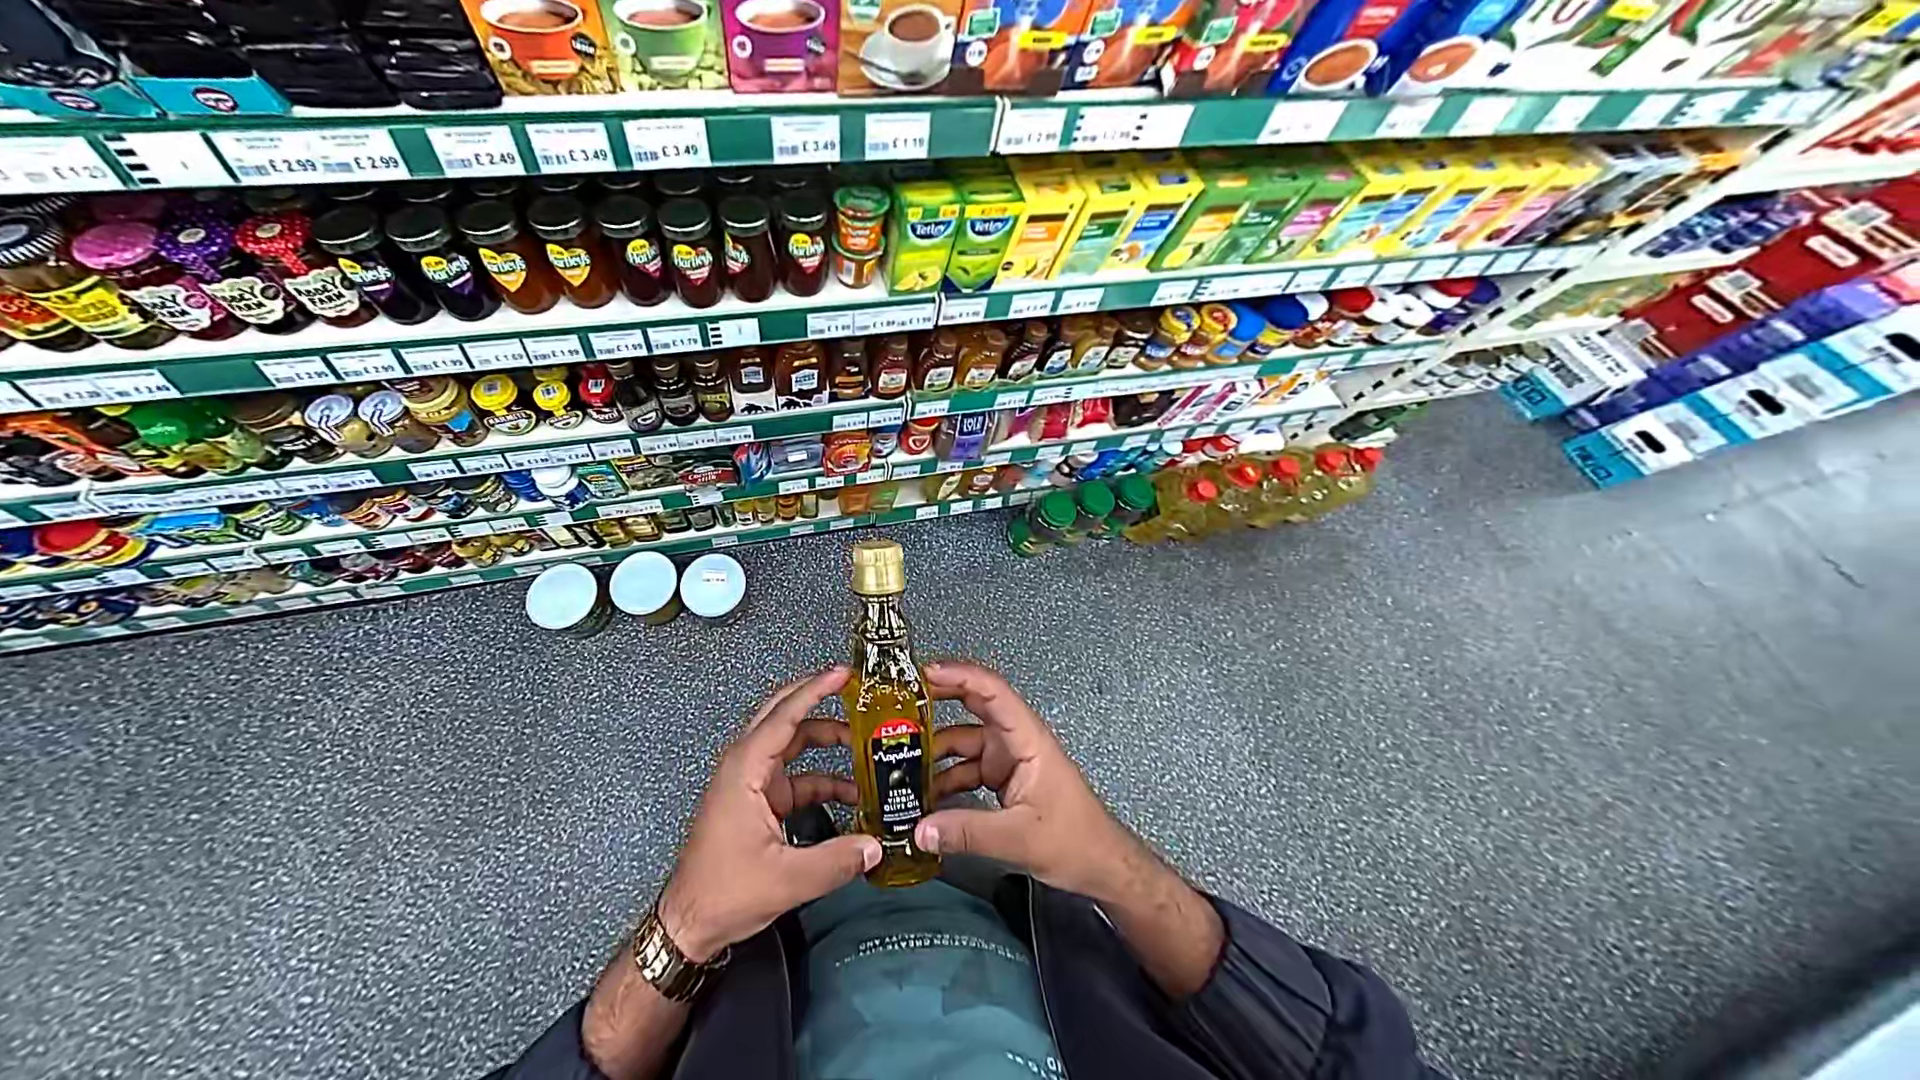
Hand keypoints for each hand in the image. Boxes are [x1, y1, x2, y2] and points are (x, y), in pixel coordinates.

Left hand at [657, 667, 880, 960]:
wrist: (689, 923)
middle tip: (854, 690)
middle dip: (820, 700)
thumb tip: (874, 845)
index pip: (785, 715)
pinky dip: (825, 777)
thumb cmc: (720, 894)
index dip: (815, 690)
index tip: (841, 675)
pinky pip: (799, 775)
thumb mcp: (785, 880)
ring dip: (828, 741)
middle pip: (786, 717)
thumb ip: (836, 861)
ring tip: (864, 744)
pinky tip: (852, 792)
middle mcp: (746, 767)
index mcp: (745, 770)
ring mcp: (753, 782)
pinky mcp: (761, 800)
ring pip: (795, 744)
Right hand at [915, 660, 1149, 902]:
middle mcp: (1015, 742)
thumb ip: (967, 833)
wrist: (1100, 865)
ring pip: (963, 743)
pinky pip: (964, 770)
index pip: (993, 692)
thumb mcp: (1019, 837)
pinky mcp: (1001, 779)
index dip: (960, 676)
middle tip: (899, 704)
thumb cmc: (1078, 840)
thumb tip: (922, 829)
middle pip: (973, 707)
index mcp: (1028, 739)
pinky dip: (943, 779)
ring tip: (899, 762)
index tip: (927, 673)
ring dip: (934, 752)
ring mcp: (1007, 760)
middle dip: (937, 700)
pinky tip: (922, 796)